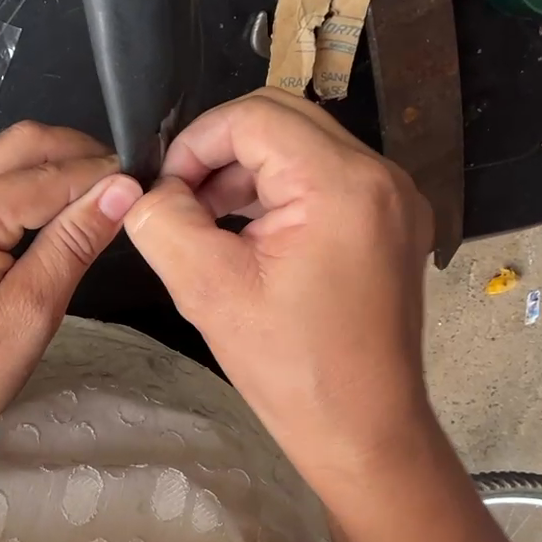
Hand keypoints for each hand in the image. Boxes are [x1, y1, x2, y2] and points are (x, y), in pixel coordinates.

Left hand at [0, 121, 141, 470]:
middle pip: (18, 145)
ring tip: (100, 197)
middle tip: (125, 186)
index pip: (45, 175)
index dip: (101, 176)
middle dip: (76, 155)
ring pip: (0, 158)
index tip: (149, 183)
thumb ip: (75, 241)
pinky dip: (24, 187)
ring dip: (51, 167)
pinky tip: (57, 210)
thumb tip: (125, 188)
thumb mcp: (32, 310)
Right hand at [122, 89, 435, 476]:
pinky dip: (271, 192)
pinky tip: (241, 234)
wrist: (359, 425)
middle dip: (216, 151)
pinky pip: (319, 178)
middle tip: (180, 200)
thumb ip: (160, 220)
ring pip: (298, 146)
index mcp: (341, 184)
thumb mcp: (203, 287)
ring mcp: (392, 199)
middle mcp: (380, 176)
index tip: (165, 189)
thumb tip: (149, 190)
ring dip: (241, 172)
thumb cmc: (285, 363)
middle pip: (280, 118)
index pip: (253, 115)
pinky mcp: (388, 222)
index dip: (195, 142)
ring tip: (203, 221)